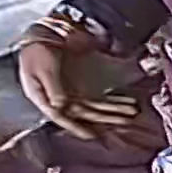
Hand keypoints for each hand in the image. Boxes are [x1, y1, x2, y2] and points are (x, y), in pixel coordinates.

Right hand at [17, 39, 137, 140]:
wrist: (44, 36)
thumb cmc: (39, 51)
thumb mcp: (44, 70)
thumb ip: (53, 89)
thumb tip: (61, 107)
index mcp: (42, 97)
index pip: (60, 117)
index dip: (75, 127)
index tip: (91, 136)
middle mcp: (57, 99)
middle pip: (84, 113)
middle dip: (105, 118)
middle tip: (125, 121)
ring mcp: (70, 95)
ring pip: (94, 107)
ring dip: (113, 109)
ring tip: (132, 111)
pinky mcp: (79, 89)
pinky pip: (98, 98)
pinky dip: (113, 100)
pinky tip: (128, 102)